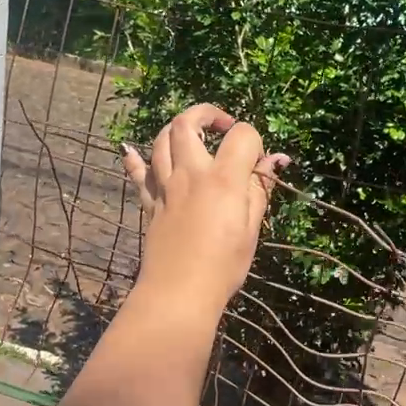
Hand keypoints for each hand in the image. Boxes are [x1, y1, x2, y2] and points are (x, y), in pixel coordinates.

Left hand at [122, 104, 288, 316]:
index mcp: (222, 180)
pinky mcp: (148, 203)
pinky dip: (134, 158)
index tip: (258, 161)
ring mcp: (165, 187)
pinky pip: (137, 173)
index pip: (241, 135)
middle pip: (187, 123)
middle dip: (207, 113)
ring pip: (161, 140)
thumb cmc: (223, 265)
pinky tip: (132, 151)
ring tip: (192, 137)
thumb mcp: (251, 228)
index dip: (253, 140)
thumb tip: (274, 160)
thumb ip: (259, 188)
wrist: (179, 292)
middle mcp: (190, 174)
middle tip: (222, 126)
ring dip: (176, 129)